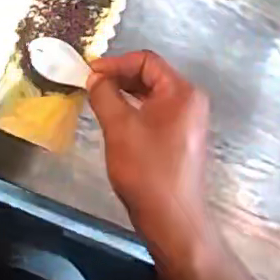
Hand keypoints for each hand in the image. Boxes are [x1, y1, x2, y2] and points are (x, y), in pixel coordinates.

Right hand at [87, 50, 214, 253]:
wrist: (172, 220)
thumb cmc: (147, 170)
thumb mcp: (119, 127)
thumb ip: (105, 94)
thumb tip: (95, 77)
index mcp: (181, 92)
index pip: (146, 60)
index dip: (115, 63)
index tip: (89, 73)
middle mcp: (190, 100)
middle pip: (150, 75)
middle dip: (118, 76)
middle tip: (90, 85)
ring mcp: (187, 120)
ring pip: (150, 94)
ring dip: (123, 92)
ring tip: (97, 99)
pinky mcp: (180, 137)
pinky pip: (154, 111)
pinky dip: (133, 108)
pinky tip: (113, 117)